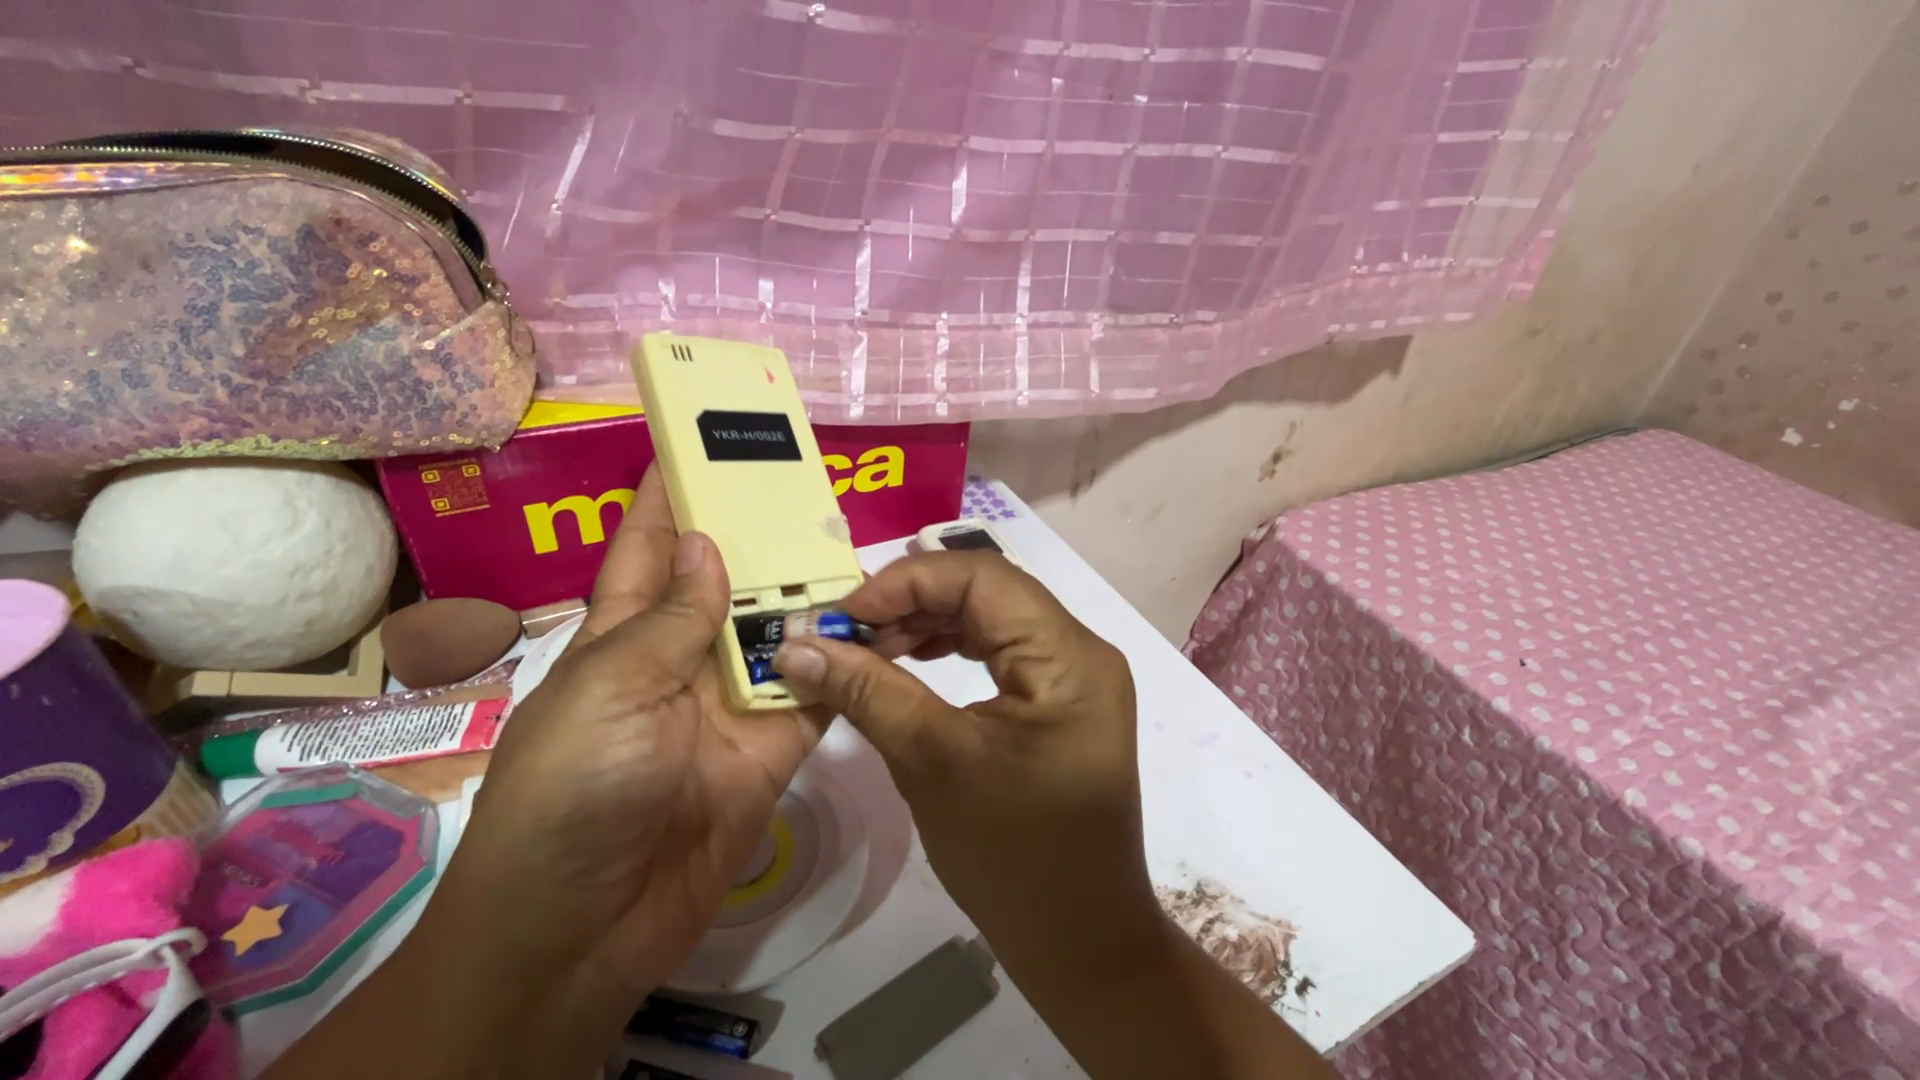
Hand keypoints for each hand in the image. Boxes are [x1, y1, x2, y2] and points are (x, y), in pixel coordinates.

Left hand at [436, 463, 828, 1001]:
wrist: (589, 924)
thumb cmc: (575, 787)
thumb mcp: (611, 688)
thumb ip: (671, 620)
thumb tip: (707, 543)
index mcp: (622, 636)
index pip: (648, 549)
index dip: (669, 496)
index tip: (700, 439)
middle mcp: (679, 662)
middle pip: (727, 585)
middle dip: (761, 536)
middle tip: (810, 483)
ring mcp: (728, 706)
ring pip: (779, 634)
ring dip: (812, 594)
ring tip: (856, 539)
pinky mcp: (773, 750)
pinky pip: (815, 694)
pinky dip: (844, 662)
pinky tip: (878, 623)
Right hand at [770, 554, 1337, 1079]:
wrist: (1080, 941)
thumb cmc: (1014, 857)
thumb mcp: (934, 764)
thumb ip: (869, 693)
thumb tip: (796, 645)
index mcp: (1069, 657)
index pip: (982, 577)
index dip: (905, 582)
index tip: (840, 616)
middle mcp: (1080, 652)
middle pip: (988, 592)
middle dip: (911, 602)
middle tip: (844, 633)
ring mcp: (1072, 677)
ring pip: (991, 619)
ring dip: (926, 623)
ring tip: (867, 648)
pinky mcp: (1057, 703)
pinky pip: (999, 652)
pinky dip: (949, 650)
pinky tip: (907, 663)